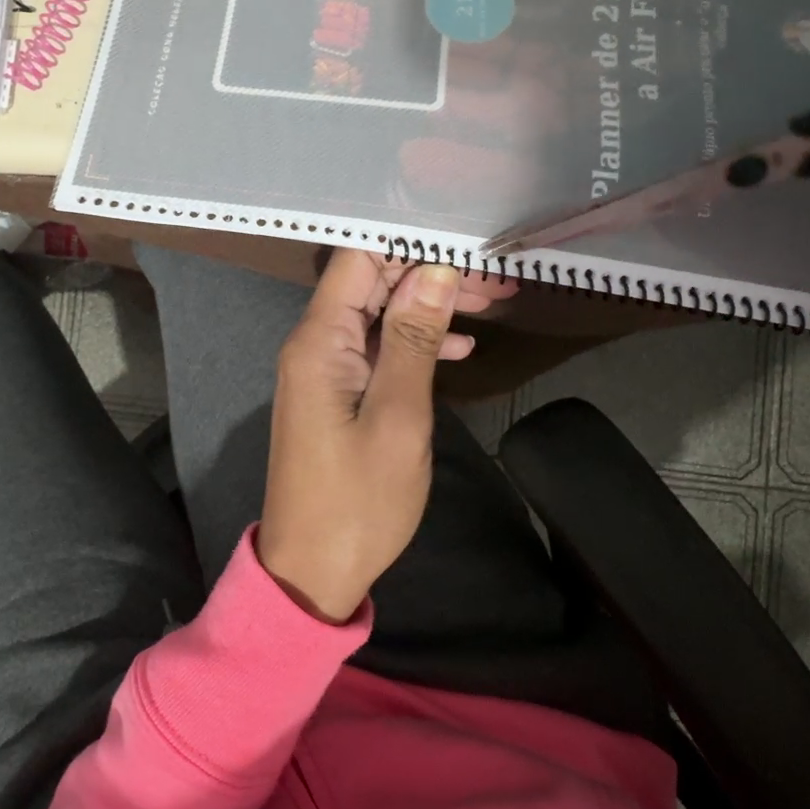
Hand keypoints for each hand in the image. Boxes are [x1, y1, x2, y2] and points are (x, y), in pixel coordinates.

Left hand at [256, 251, 515, 623]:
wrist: (312, 570)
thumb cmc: (358, 501)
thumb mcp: (398, 417)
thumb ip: (413, 339)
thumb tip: (435, 269)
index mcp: (318, 341)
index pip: (358, 260)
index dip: (408, 241)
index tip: (465, 238)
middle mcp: (313, 344)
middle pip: (370, 284)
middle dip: (429, 271)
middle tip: (497, 278)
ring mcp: (323, 370)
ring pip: (378, 315)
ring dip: (429, 307)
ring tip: (494, 303)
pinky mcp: (335, 395)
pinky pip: (375, 351)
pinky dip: (414, 344)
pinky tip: (458, 348)